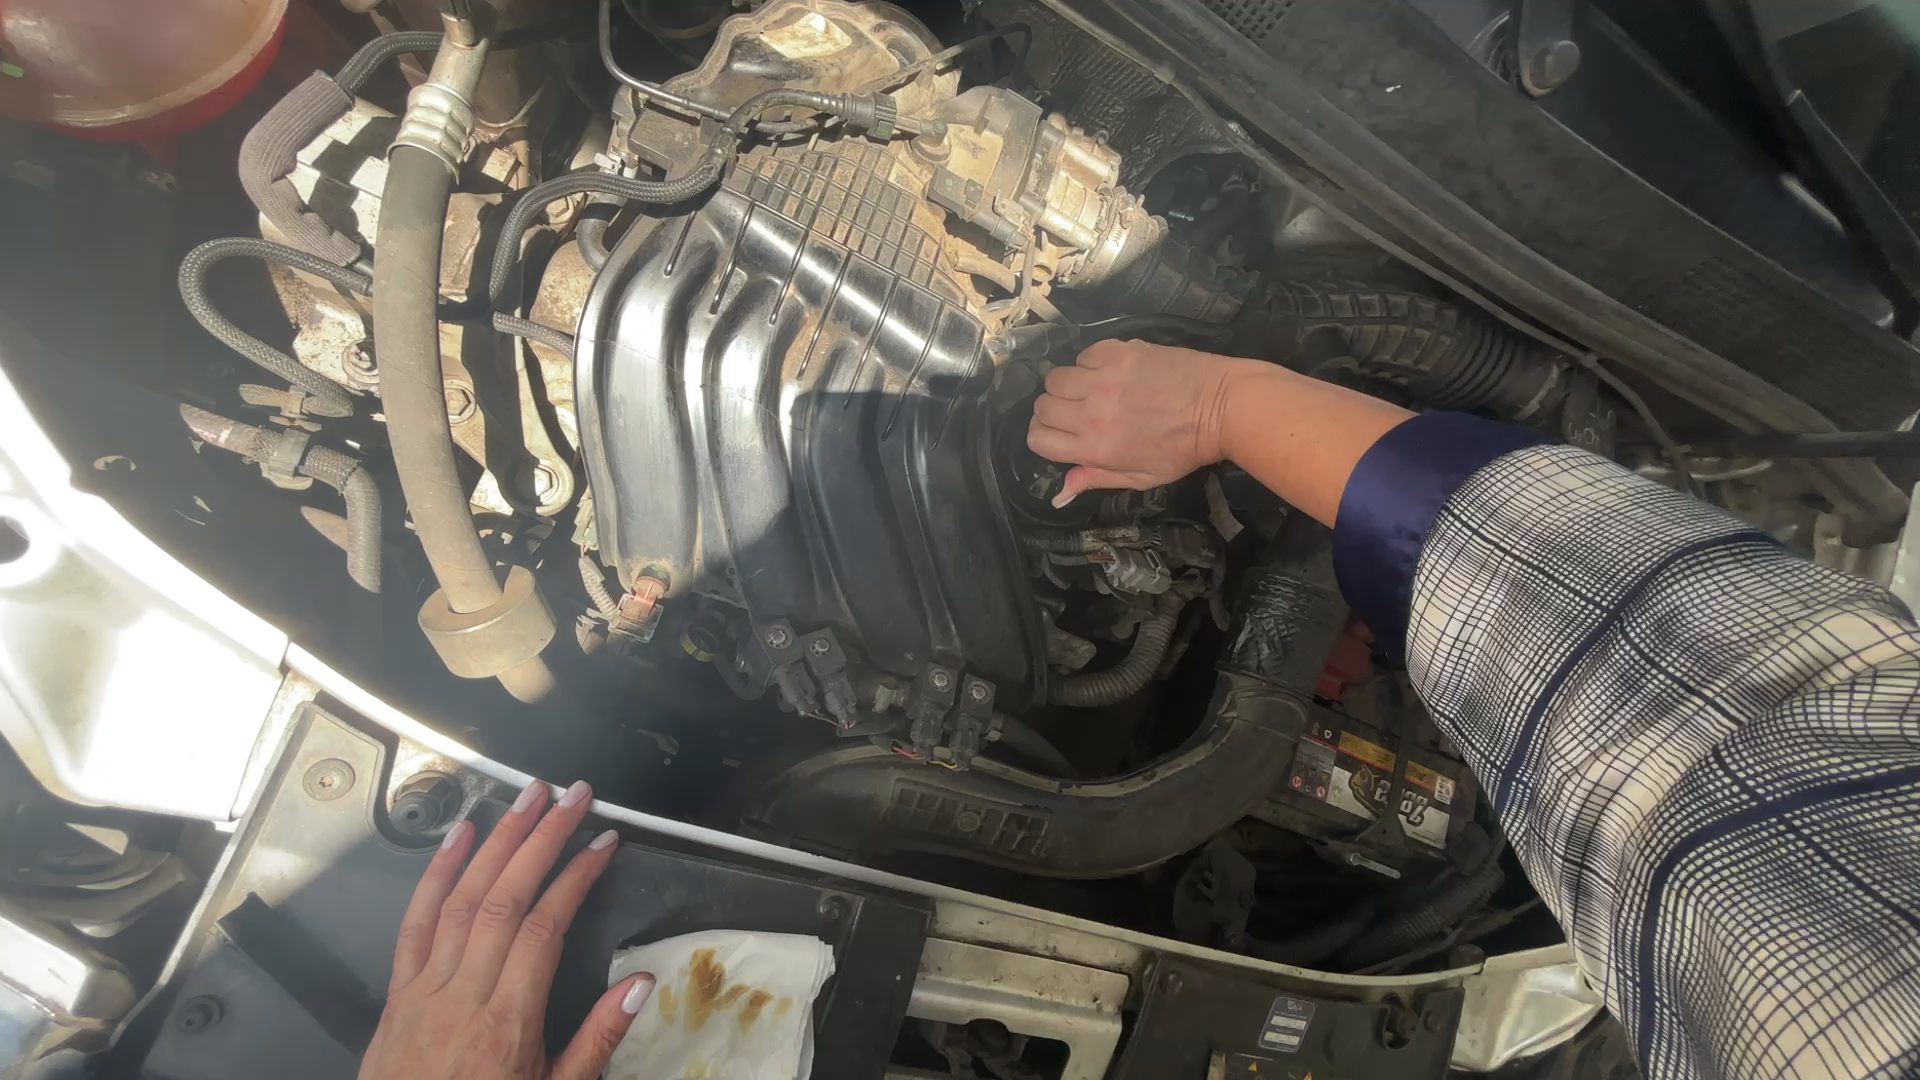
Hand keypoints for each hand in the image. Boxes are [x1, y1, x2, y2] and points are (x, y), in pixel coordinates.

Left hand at [359, 779, 654, 1079]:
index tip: (604, 842)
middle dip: (542, 838)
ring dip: (498, 840)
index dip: (577, 877)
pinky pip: (414, 926)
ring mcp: (422, 993)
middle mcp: (460, 999)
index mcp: (504, 1025)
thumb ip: (598, 1039)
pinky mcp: (396, 995)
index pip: (544, 928)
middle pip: (504, 900)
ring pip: (461, 901)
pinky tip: (458, 836)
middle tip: (573, 795)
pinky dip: (436, 874)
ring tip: (527, 796)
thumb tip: (641, 982)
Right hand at [1026, 340, 1270, 505]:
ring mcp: (1105, 378)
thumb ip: (1095, 480)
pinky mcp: (1120, 352)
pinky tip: (1108, 373)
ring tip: (1090, 391)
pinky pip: (1083, 354)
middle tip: (1076, 414)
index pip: (1038, 439)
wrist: (1221, 407)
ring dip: (1067, 386)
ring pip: (1055, 377)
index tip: (1060, 436)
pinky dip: (1089, 363)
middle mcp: (1092, 412)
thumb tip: (1059, 494)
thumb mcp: (1140, 477)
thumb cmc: (1182, 448)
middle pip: (1042, 407)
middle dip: (1053, 413)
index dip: (1044, 438)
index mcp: (1095, 447)